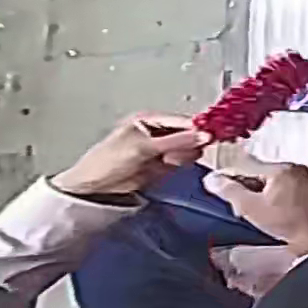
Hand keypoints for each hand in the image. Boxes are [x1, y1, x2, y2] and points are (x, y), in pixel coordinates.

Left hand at [52, 113, 209, 197]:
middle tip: (179, 151)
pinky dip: (183, 162)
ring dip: (184, 155)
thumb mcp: (142, 147)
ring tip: (167, 160)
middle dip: (190, 143)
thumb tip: (207, 135)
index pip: (186, 120)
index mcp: (151, 119)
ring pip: (194, 146)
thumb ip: (177, 140)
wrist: (95, 188)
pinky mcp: (171, 158)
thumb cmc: (107, 162)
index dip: (201, 127)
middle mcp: (162, 129)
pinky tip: (169, 165)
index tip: (212, 136)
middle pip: (194, 132)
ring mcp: (167, 145)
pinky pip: (189, 157)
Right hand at [203, 158, 307, 255]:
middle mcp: (295, 168)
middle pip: (257, 173)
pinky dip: (270, 194)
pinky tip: (269, 210)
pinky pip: (282, 185)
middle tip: (239, 206)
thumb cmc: (286, 221)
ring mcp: (303, 176)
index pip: (245, 166)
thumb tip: (211, 178)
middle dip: (244, 188)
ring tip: (254, 211)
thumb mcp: (249, 207)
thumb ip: (229, 191)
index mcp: (282, 169)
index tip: (217, 189)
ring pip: (269, 180)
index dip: (227, 178)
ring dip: (256, 192)